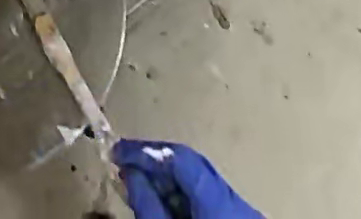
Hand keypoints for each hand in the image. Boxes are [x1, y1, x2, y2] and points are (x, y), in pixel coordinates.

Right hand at [112, 140, 261, 218]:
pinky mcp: (242, 218)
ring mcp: (245, 211)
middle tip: (123, 164)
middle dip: (154, 162)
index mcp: (220, 202)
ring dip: (166, 179)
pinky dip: (182, 195)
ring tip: (139, 185)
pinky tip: (164, 203)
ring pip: (197, 180)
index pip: (180, 157)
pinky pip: (207, 196)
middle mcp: (238, 201)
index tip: (115, 150)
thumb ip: (147, 203)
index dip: (145, 149)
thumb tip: (129, 171)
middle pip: (190, 164)